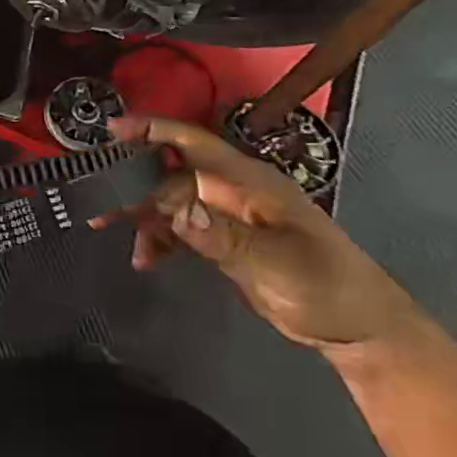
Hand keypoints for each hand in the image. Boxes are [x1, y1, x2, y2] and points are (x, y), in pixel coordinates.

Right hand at [92, 117, 417, 349]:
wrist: (359, 328)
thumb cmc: (326, 286)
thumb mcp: (277, 264)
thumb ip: (224, 237)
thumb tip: (177, 210)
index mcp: (248, 180)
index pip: (193, 142)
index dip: (152, 130)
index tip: (111, 128)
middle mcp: (233, 189)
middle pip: (173, 175)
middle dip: (134, 184)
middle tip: (97, 202)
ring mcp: (228, 215)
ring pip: (173, 203)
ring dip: (143, 216)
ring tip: (110, 233)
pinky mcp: (226, 241)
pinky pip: (183, 230)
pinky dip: (162, 240)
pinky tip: (145, 259)